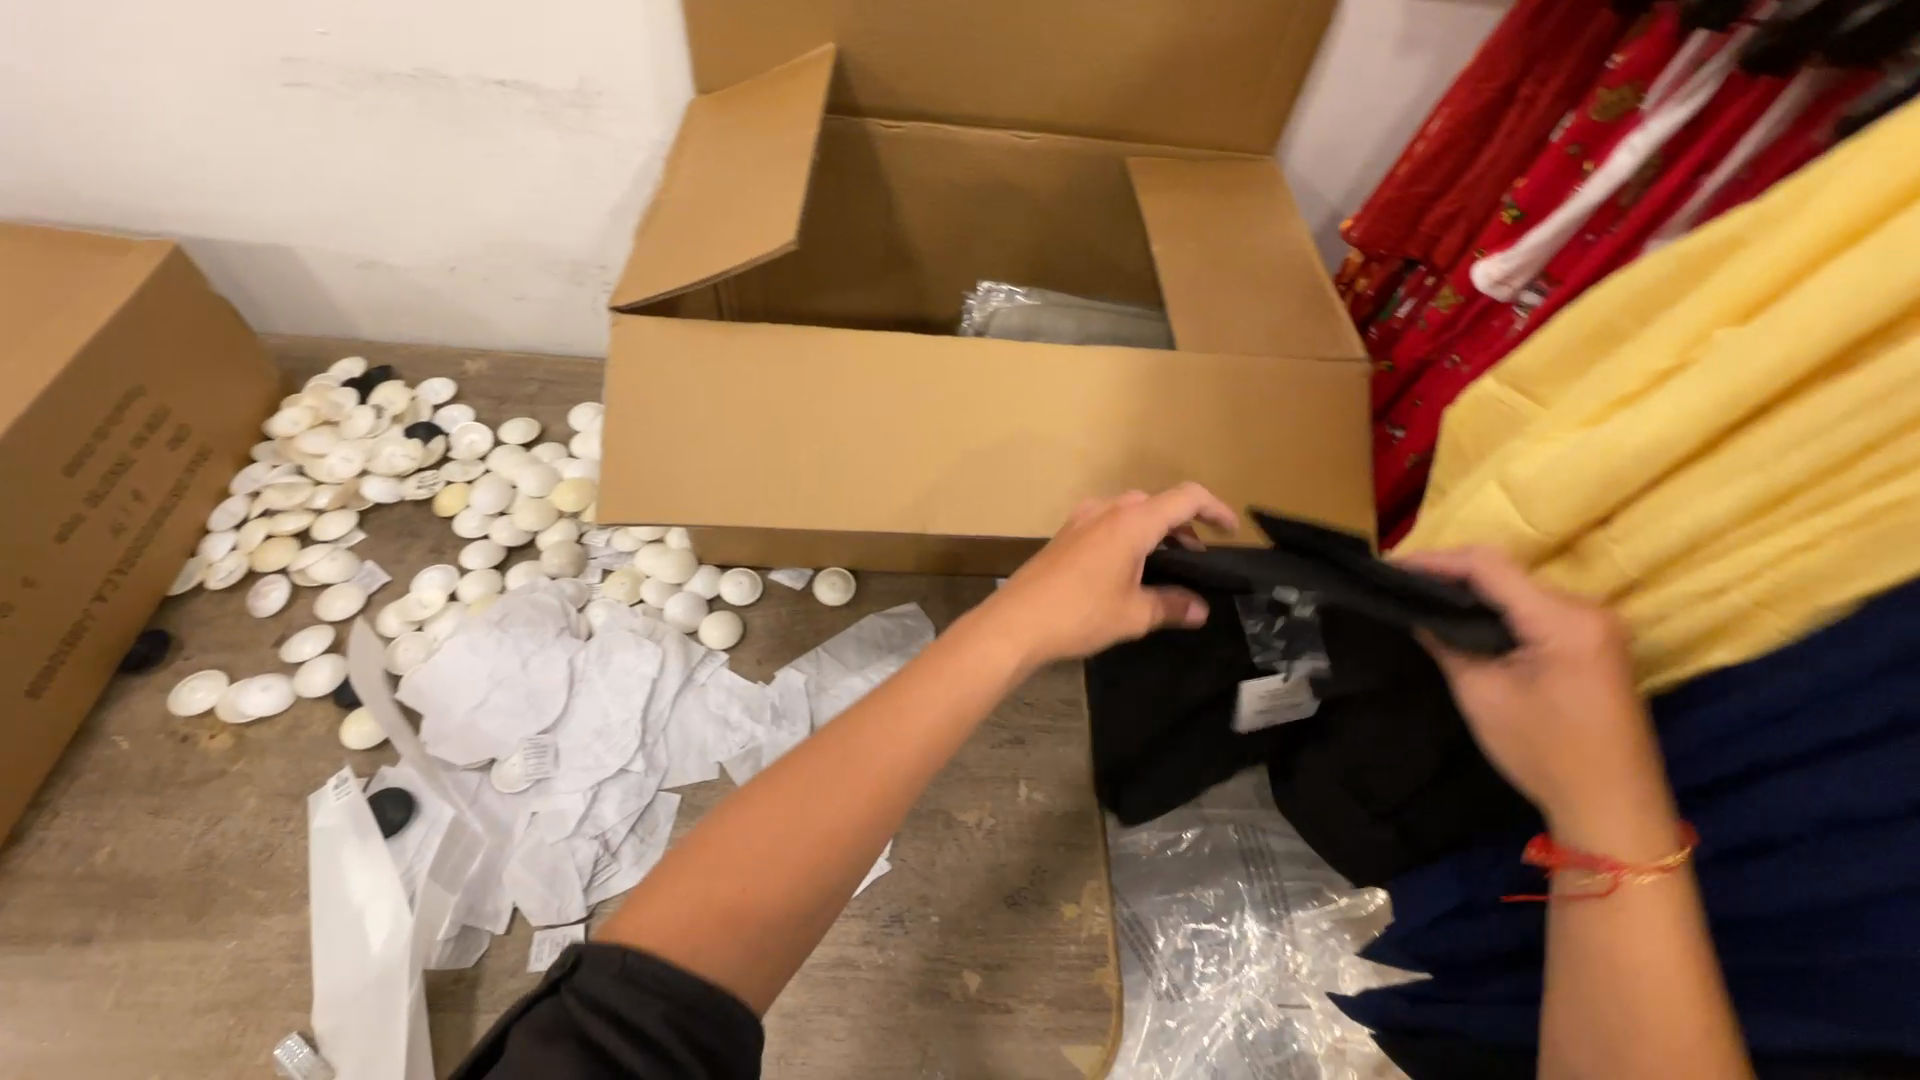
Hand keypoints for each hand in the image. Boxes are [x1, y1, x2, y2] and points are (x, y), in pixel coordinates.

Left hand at [972, 484, 1238, 668]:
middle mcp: (1107, 510)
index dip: (1215, 509)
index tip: (1231, 532)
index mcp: (1132, 521)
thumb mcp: (1133, 614)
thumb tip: (1200, 610)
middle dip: (1183, 525)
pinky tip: (1126, 569)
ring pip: (1130, 511)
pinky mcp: (1065, 535)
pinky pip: (1107, 523)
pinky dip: (1128, 536)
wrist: (1015, 622)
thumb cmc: (1079, 614)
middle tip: (1196, 558)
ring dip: (1154, 531)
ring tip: (1165, 565)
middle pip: (1157, 503)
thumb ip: (1171, 606)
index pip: (1186, 498)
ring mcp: (1081, 520)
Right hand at [1398, 547, 1673, 835]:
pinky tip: (1463, 619)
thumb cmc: (1544, 752)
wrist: (1612, 805)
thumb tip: (1416, 612)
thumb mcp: (1481, 693)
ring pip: (1518, 589)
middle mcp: (1586, 609)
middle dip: (1449, 574)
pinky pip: (1534, 609)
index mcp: (1563, 619)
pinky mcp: (1592, 642)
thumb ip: (1446, 643)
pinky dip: (1495, 610)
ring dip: (1471, 592)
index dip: (1434, 561)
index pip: (1488, 566)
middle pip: (1505, 573)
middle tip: (1399, 584)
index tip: (1389, 567)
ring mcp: (1594, 625)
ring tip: (1421, 598)